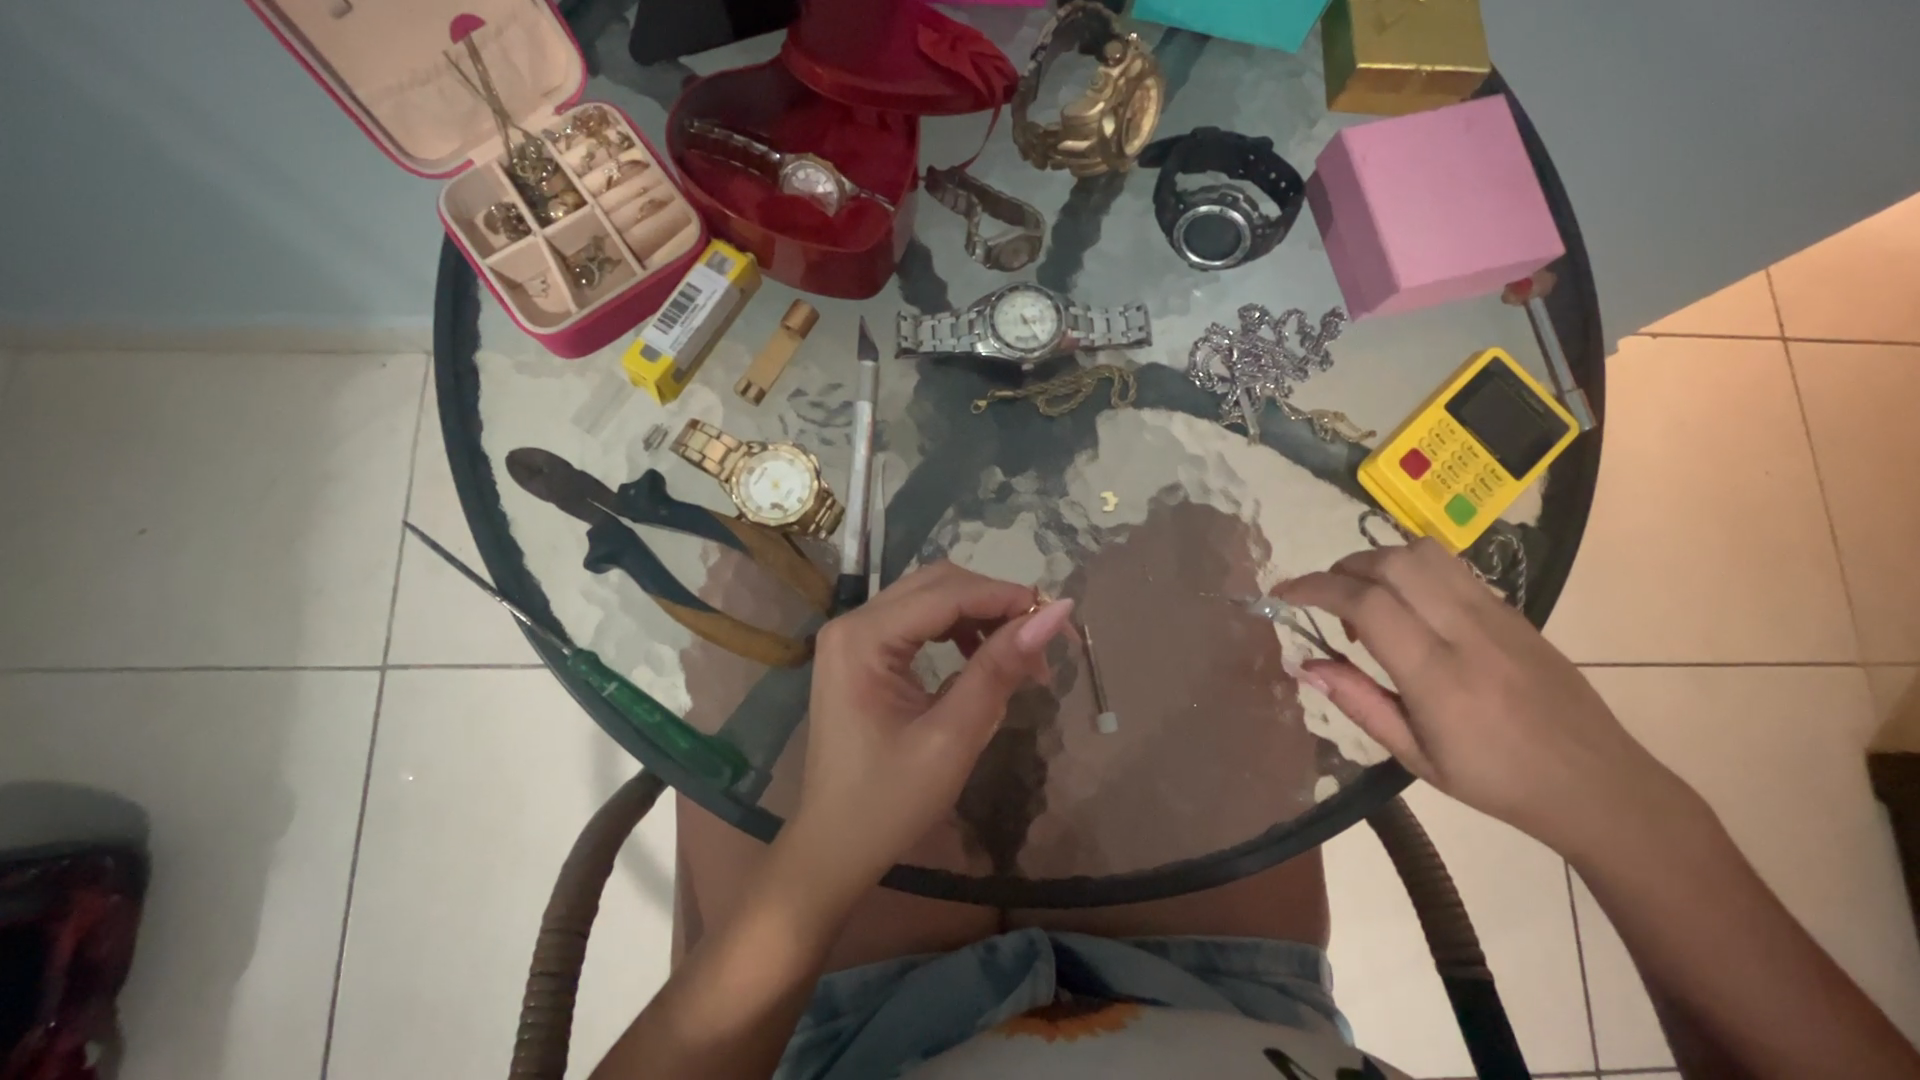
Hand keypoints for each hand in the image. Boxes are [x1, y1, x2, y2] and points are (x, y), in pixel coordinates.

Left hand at [783, 563, 1076, 904]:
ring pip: (930, 599)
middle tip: (1045, 639)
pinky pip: (918, 623)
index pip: (947, 593)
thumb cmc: (890, 802)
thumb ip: (1000, 669)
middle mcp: (851, 623)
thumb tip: (1055, 613)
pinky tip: (983, 660)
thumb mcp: (953, 737)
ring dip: (980, 616)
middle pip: (937, 585)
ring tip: (1022, 657)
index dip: (1008, 598)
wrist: (834, 847)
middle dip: (995, 603)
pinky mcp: (861, 655)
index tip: (1062, 618)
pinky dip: (957, 632)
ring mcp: (852, 638)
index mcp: (862, 639)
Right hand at [1280, 540, 1704, 855]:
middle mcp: (1467, 632)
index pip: (1367, 604)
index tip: (1284, 595)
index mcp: (1439, 676)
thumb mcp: (1416, 756)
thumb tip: (1305, 665)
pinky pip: (1452, 568)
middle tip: (1325, 600)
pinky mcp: (1514, 610)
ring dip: (1379, 561)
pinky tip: (1408, 607)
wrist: (1596, 783)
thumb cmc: (1496, 781)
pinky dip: (1412, 571)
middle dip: (1343, 568)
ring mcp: (1497, 615)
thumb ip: (1359, 703)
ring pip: (1425, 553)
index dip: (1315, 588)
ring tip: (1366, 599)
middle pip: (1393, 563)